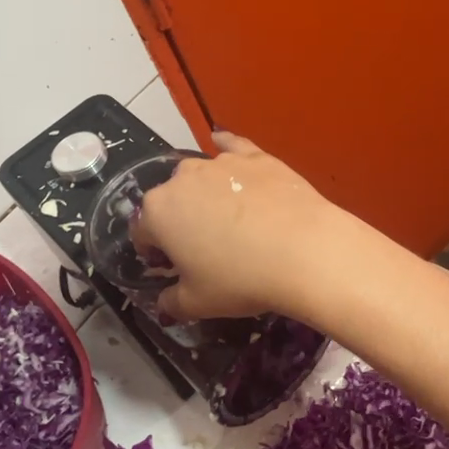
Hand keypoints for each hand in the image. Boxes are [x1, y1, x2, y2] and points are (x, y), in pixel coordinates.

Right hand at [135, 132, 346, 320]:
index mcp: (158, 213)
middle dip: (179, 222)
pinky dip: (226, 147)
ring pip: (200, 176)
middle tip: (205, 248)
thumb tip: (164, 303)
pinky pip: (232, 146)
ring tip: (227, 217)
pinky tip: (224, 144)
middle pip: (171, 201)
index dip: (155, 253)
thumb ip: (170, 302)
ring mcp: (220, 163)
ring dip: (204, 193)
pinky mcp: (255, 156)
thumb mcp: (197, 304)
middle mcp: (182, 178)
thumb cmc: (241, 279)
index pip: (143, 233)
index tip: (172, 269)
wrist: (305, 250)